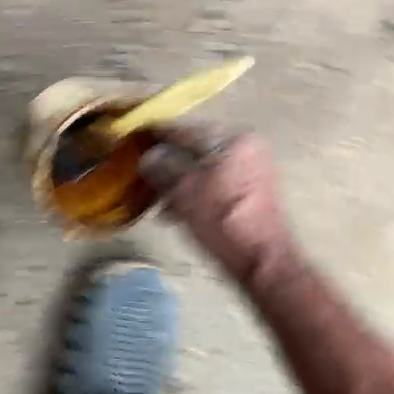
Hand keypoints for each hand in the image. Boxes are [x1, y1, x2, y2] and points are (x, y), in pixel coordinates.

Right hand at [139, 126, 292, 284]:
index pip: (182, 129)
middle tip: (142, 177)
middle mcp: (245, 147)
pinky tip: (176, 211)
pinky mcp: (250, 191)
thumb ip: (162, 165)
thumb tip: (147, 155)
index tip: (131, 142)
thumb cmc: (222, 222)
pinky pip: (213, 182)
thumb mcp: (184, 190)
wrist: (262, 264)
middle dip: (166, 165)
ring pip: (201, 168)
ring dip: (177, 181)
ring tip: (158, 201)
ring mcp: (250, 169)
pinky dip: (194, 192)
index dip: (154, 136)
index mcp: (232, 138)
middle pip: (192, 149)